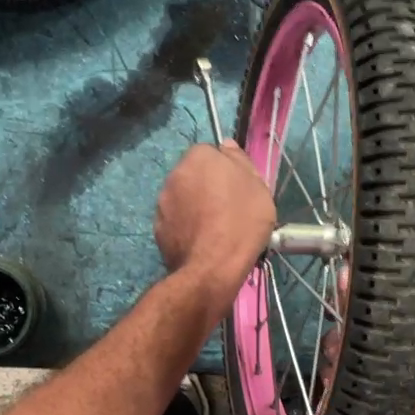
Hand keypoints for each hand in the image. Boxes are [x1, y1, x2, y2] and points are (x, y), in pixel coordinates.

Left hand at [155, 141, 274, 304]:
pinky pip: (176, 221)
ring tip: (215, 230)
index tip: (238, 190)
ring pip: (183, 199)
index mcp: (199, 157)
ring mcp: (162, 202)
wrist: (211, 268)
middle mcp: (174, 174)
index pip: (211, 154)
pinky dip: (186, 227)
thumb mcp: (258, 188)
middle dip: (208, 188)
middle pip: (195, 176)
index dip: (226, 171)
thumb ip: (240, 161)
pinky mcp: (157, 228)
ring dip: (195, 207)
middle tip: (228, 210)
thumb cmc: (241, 223)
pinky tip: (201, 243)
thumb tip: (225, 145)